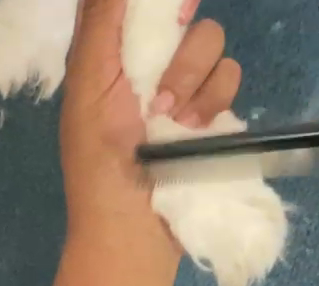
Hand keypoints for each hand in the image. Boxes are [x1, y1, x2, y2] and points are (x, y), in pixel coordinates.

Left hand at [60, 0, 241, 249]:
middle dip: (176, 50)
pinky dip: (212, 104)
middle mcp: (146, 66)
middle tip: (157, 93)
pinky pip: (229, 76)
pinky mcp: (209, 113)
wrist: (132, 230)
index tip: (170, 11)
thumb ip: (103, 22)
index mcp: (108, 56)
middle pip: (181, 12)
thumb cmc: (99, 163)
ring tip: (171, 122)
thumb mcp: (88, 87)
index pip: (130, 6)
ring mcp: (181, 89)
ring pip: (211, 41)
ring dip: (194, 81)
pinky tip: (192, 134)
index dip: (151, 4)